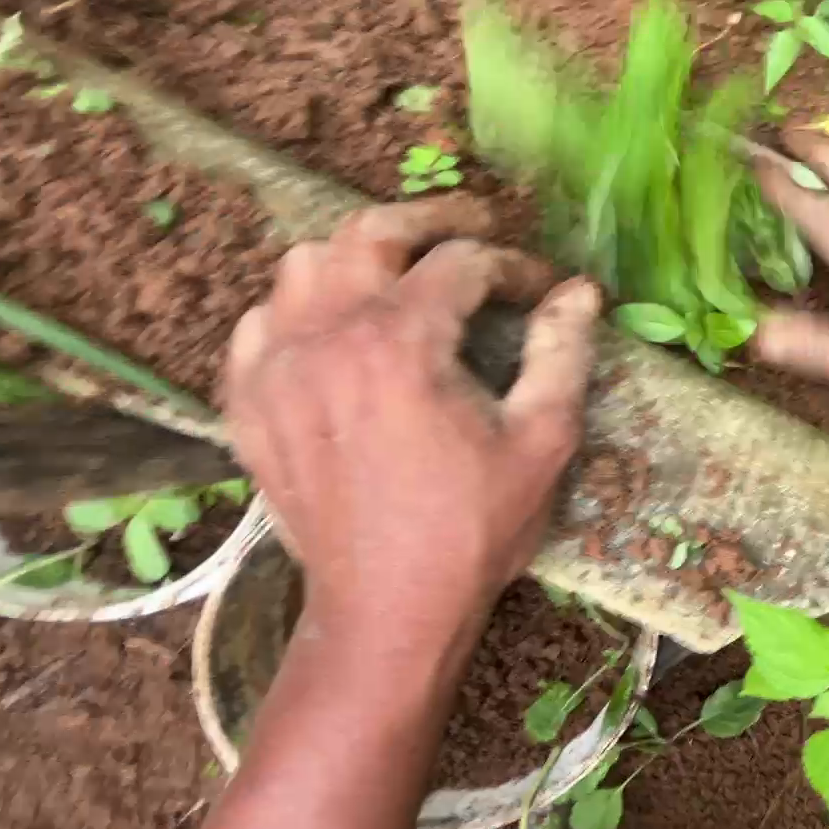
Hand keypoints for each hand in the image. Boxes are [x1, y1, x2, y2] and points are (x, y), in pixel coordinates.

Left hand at [222, 197, 600, 645]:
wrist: (389, 606)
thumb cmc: (478, 523)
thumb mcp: (545, 438)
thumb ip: (563, 352)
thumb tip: (580, 292)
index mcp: (399, 343)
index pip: (461, 264)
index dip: (516, 266)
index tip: (549, 290)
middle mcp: (323, 337)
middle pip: (368, 233)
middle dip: (432, 221)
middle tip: (479, 230)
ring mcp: (272, 368)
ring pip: (306, 264)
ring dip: (368, 256)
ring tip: (415, 275)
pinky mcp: (248, 402)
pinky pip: (264, 318)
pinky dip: (310, 304)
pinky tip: (348, 329)